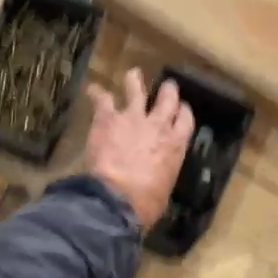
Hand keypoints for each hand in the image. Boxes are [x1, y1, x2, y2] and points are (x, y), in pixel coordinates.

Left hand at [84, 68, 194, 228]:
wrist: (118, 197)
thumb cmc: (146, 203)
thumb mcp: (164, 190)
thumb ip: (162, 176)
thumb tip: (156, 182)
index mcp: (176, 145)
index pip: (185, 120)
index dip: (183, 112)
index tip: (182, 108)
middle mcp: (158, 125)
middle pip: (167, 99)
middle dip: (168, 91)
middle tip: (167, 86)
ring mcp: (133, 118)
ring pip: (136, 90)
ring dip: (134, 81)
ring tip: (133, 74)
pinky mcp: (108, 118)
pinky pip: (102, 99)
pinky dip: (97, 93)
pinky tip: (92, 88)